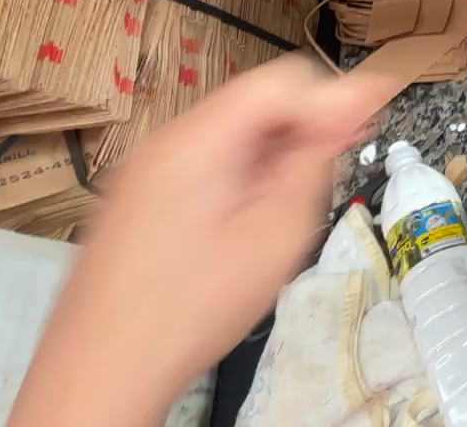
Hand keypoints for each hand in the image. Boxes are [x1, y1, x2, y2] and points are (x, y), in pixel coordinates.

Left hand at [9, 54, 394, 426]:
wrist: (94, 384)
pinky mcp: (142, 197)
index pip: (285, 82)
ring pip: (238, 128)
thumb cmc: (196, 305)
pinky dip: (250, 166)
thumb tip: (354, 105)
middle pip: (259, 99)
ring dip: (283, 145)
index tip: (371, 123)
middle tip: (346, 153)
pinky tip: (263, 208)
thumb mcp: (278, 228)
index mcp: (197, 139)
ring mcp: (147, 169)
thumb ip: (318, 156)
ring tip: (305, 190)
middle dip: (311, 120)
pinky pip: (212, 156)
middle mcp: (166, 141)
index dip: (336, 98)